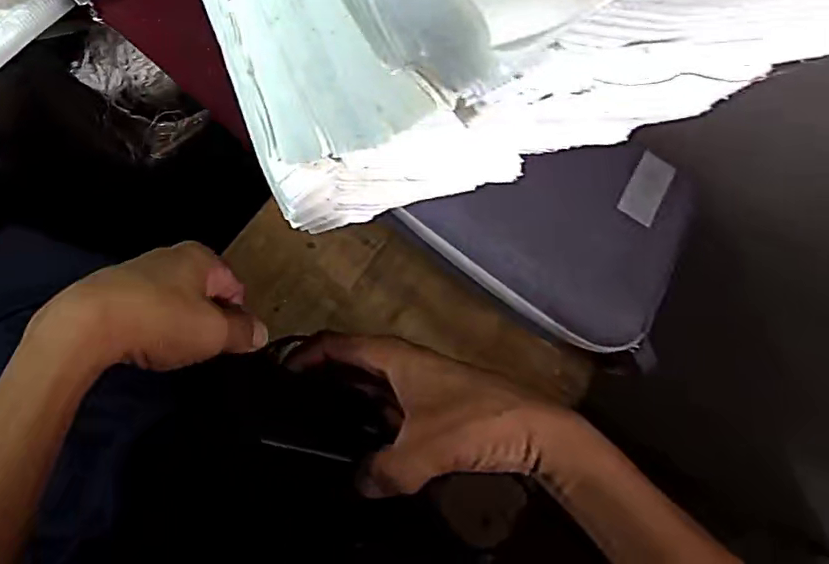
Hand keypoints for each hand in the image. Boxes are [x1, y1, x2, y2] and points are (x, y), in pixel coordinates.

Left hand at [31, 242, 268, 373]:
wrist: (93, 319)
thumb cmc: (160, 318)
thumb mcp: (214, 332)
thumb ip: (241, 331)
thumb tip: (259, 330)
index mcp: (197, 256)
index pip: (234, 284)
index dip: (239, 315)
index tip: (236, 341)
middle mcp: (168, 256)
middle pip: (202, 292)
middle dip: (207, 320)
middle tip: (205, 347)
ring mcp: (139, 271)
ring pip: (174, 302)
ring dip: (178, 325)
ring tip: (173, 348)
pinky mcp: (117, 289)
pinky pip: (147, 310)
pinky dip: (151, 327)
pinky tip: (147, 343)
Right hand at [286, 333, 571, 497]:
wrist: (547, 434)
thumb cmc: (476, 421)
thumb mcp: (427, 449)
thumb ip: (388, 468)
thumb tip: (359, 485)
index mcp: (388, 353)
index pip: (332, 343)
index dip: (304, 354)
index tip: (282, 372)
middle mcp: (400, 360)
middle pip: (349, 360)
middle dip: (324, 376)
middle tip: (299, 398)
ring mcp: (421, 380)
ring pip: (373, 382)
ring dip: (351, 397)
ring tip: (327, 419)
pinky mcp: (439, 401)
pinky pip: (392, 400)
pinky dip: (375, 412)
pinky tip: (371, 437)